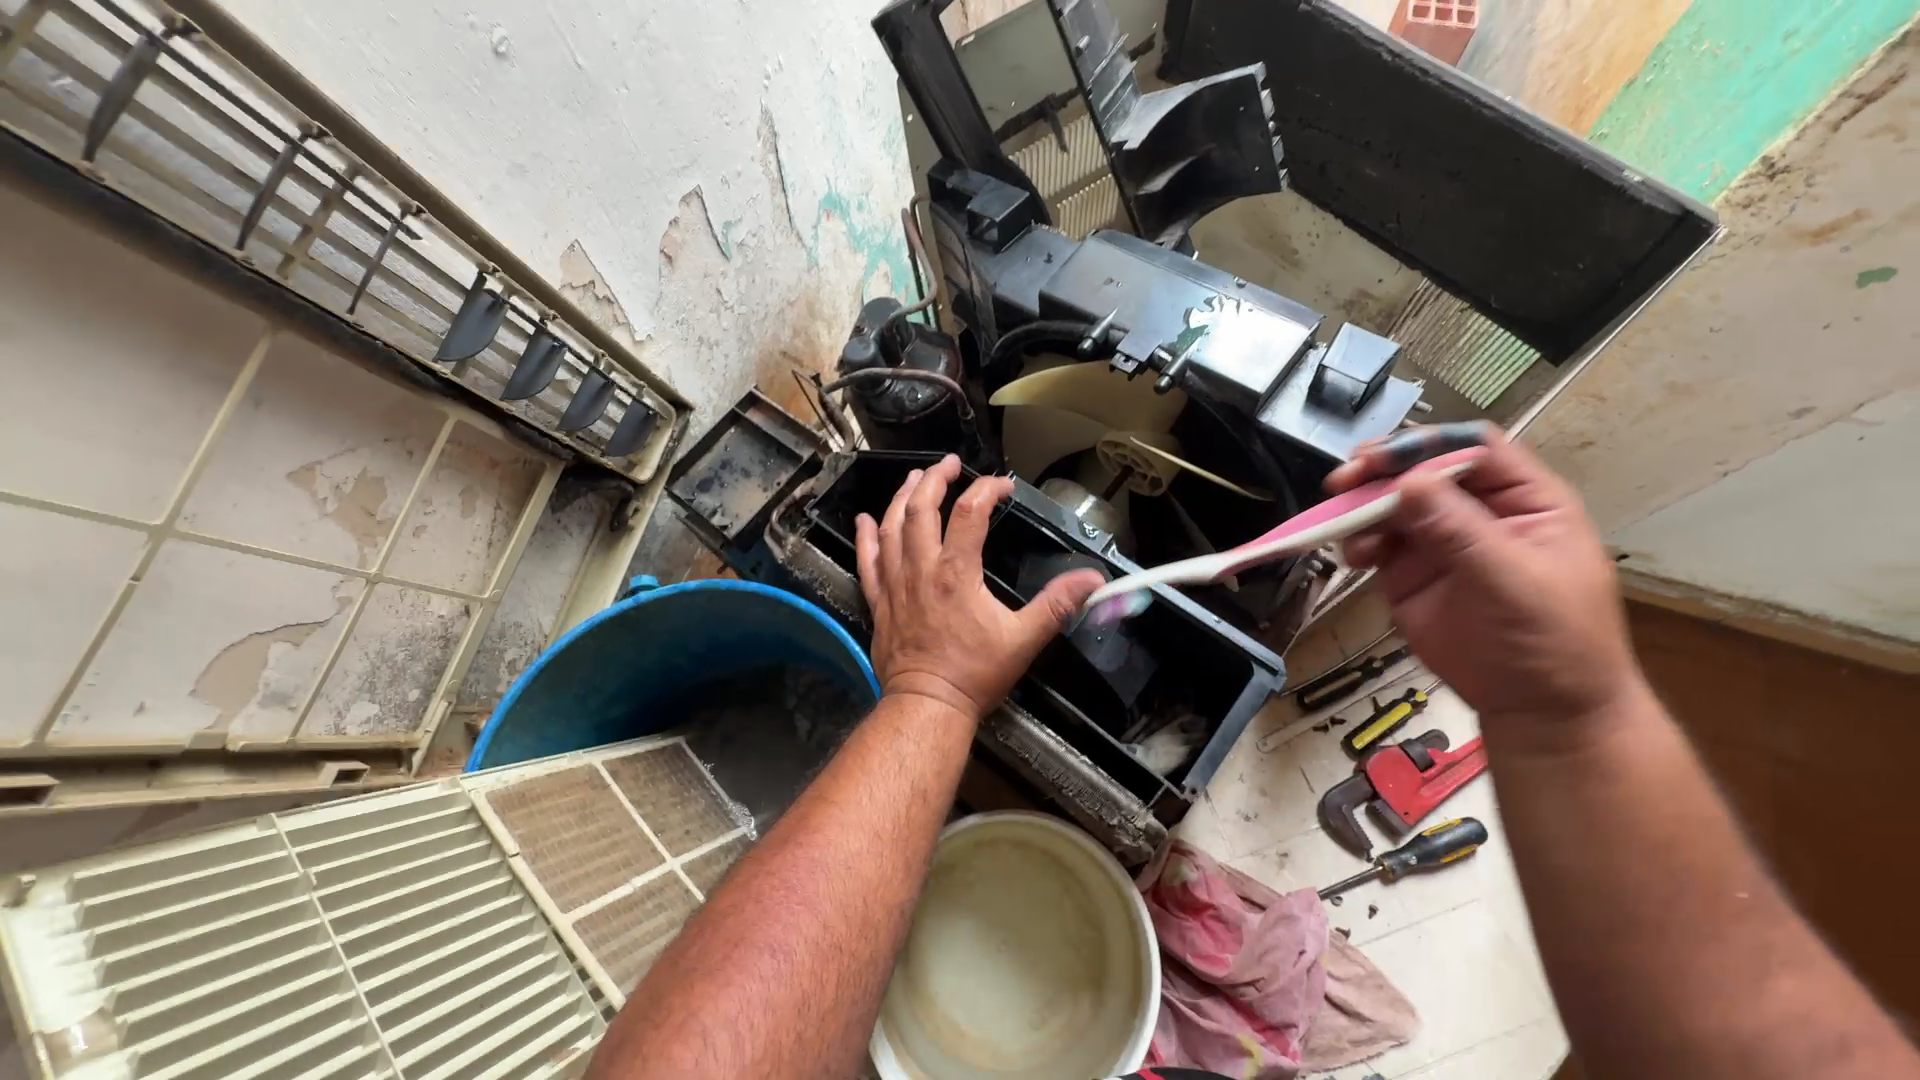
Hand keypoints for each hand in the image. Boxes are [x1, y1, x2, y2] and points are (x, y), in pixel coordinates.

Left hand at [855, 455, 1103, 721]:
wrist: (928, 705)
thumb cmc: (974, 674)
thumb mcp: (1023, 639)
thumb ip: (1057, 605)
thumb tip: (1092, 580)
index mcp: (957, 573)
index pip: (970, 512)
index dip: (987, 490)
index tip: (1003, 486)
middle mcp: (922, 570)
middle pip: (921, 509)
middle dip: (935, 480)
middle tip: (949, 464)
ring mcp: (896, 585)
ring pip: (892, 528)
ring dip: (902, 498)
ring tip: (914, 478)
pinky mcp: (880, 603)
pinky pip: (867, 561)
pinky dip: (865, 538)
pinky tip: (865, 519)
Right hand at [1325, 432, 1645, 740]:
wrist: (1538, 710)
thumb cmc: (1550, 640)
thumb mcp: (1512, 580)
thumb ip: (1459, 531)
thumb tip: (1407, 482)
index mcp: (1525, 500)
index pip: (1473, 450)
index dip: (1426, 446)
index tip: (1381, 459)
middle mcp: (1479, 512)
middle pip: (1423, 471)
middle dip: (1382, 471)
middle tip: (1344, 479)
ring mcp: (1441, 542)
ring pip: (1393, 505)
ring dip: (1362, 506)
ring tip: (1339, 520)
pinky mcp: (1410, 573)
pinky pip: (1377, 543)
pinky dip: (1358, 542)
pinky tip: (1353, 554)